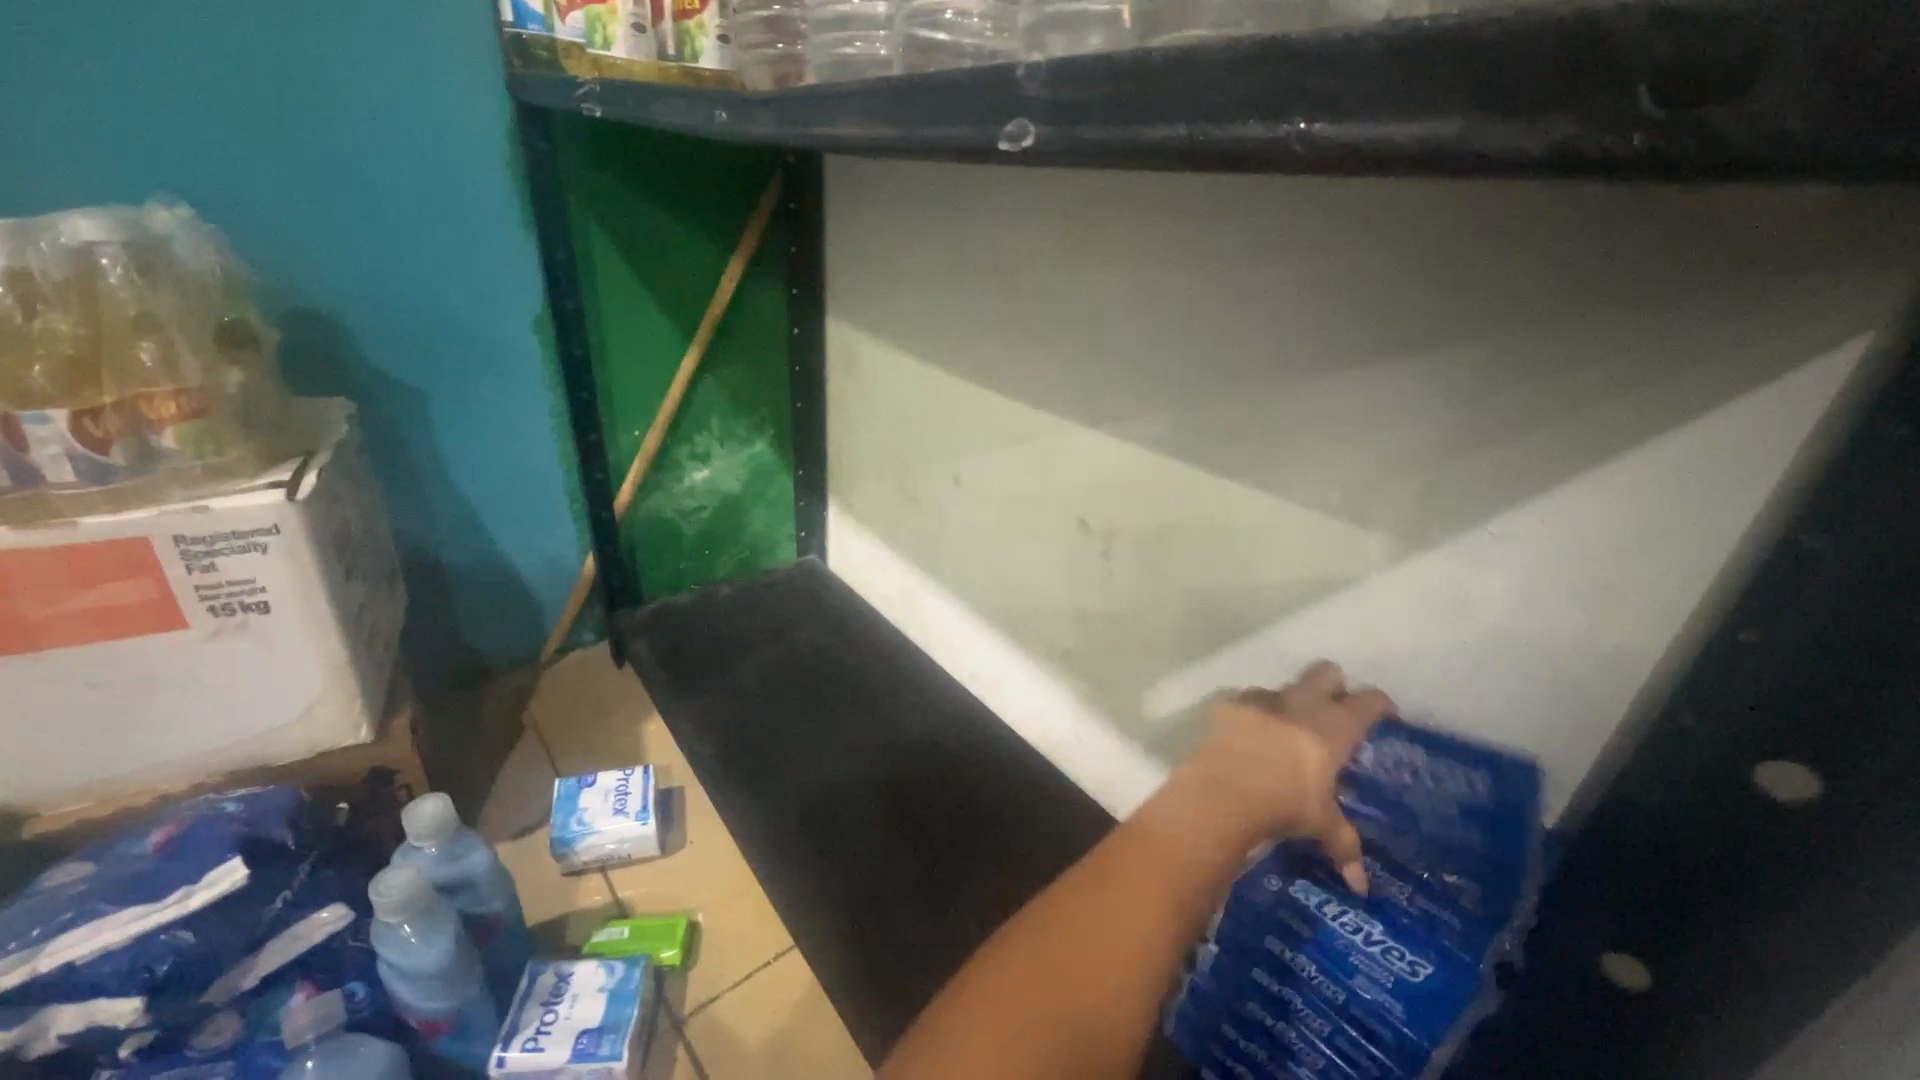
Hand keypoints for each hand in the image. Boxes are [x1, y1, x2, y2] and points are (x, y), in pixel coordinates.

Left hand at [1169, 660, 1393, 892]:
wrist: (1221, 793)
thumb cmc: (1283, 805)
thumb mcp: (1320, 825)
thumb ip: (1344, 846)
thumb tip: (1361, 886)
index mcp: (1332, 727)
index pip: (1368, 702)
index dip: (1379, 704)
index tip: (1384, 714)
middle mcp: (1299, 704)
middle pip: (1325, 672)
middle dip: (1333, 685)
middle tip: (1332, 711)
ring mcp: (1260, 700)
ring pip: (1281, 686)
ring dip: (1286, 703)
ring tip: (1282, 731)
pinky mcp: (1225, 706)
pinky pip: (1242, 700)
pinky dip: (1247, 714)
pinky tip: (1243, 736)